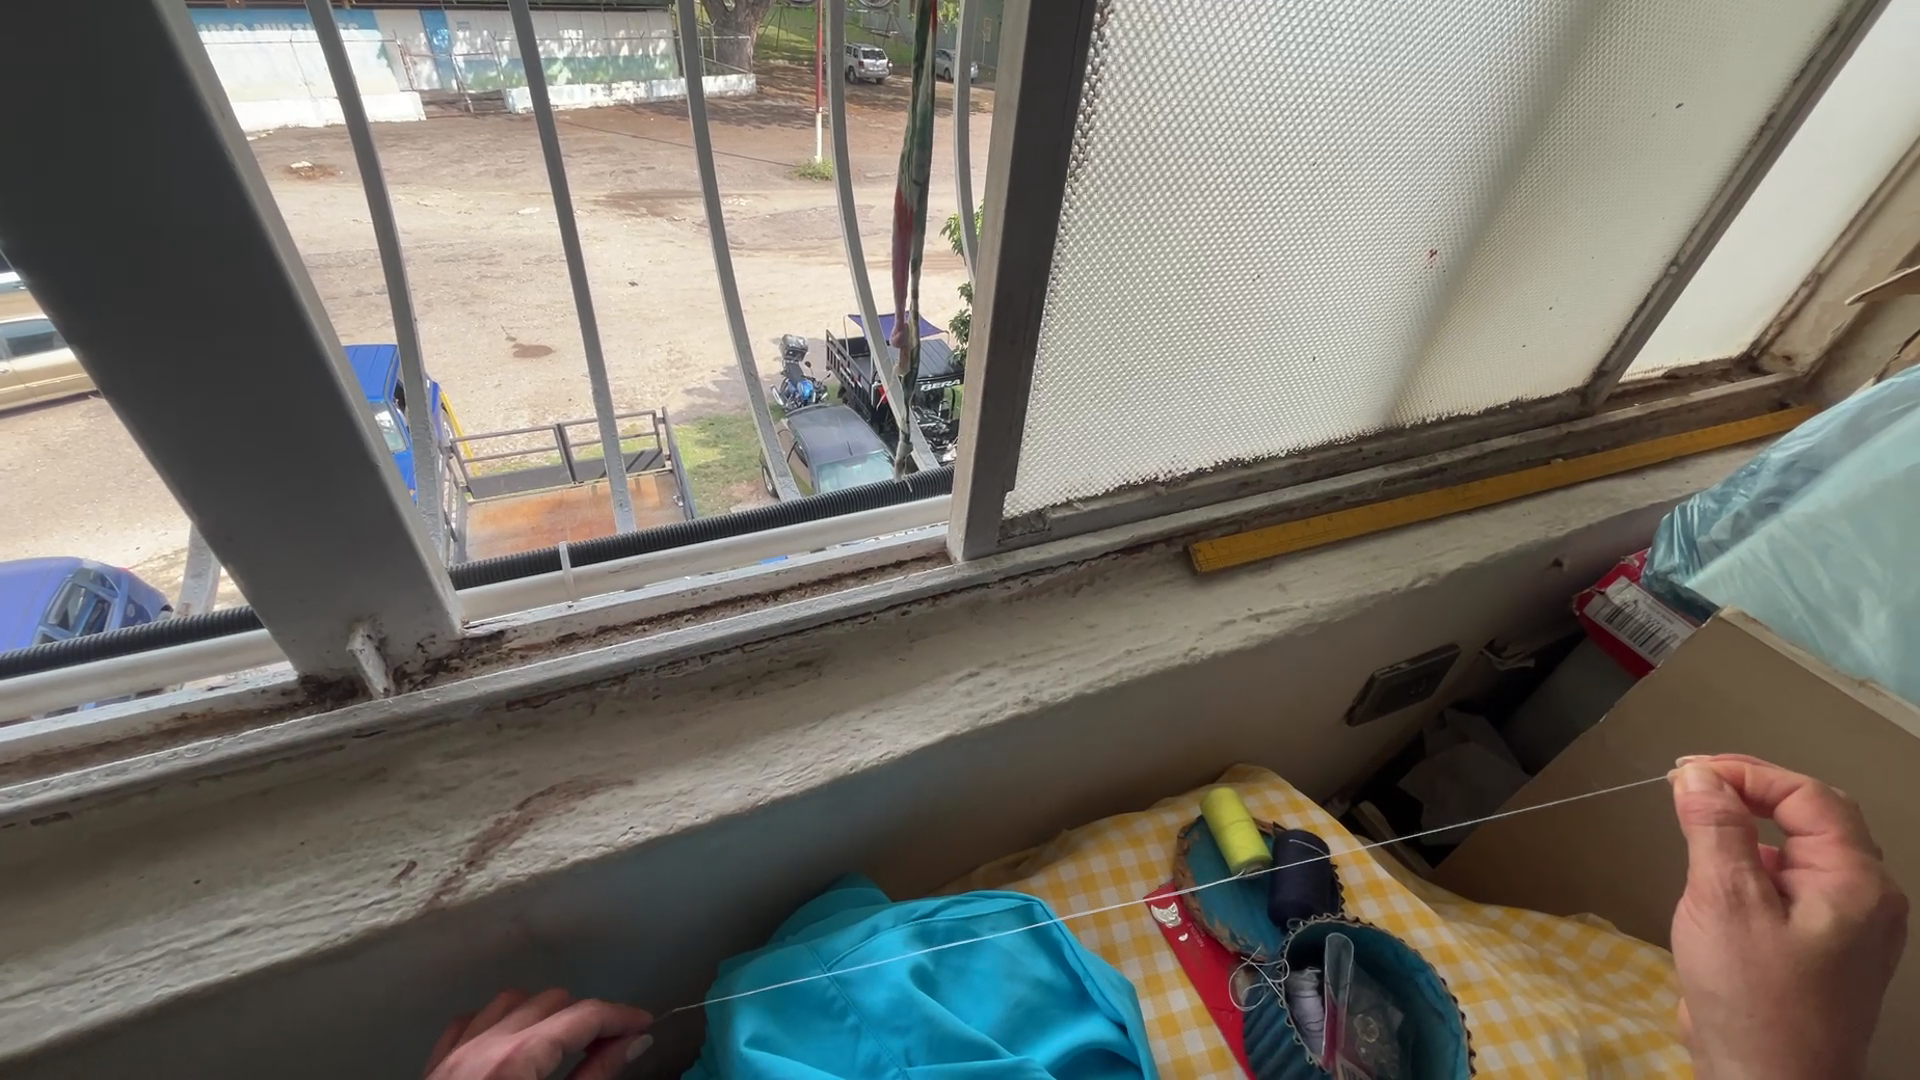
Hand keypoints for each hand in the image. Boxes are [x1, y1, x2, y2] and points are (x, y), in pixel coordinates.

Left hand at [424, 989, 652, 1079]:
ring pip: (512, 1001)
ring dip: (544, 1013)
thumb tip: (631, 1043)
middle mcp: (485, 1046)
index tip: (645, 1027)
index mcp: (519, 1060)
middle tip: (610, 1045)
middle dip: (587, 1016)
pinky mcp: (431, 1073)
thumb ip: (594, 1079)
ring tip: (563, 1042)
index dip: (622, 1016)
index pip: (586, 1016)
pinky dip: (497, 1023)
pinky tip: (509, 1044)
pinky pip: (468, 1024)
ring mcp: (452, 1057)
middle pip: (554, 1001)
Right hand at [1669, 754, 1907, 1079]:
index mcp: (1855, 884)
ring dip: (1744, 818)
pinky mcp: (1812, 937)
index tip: (1683, 772)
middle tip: (1684, 781)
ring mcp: (1841, 920)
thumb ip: (1713, 830)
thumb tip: (1697, 774)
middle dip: (1748, 787)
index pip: (1811, 797)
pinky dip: (1745, 851)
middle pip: (1814, 815)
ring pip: (1798, 843)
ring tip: (1689, 816)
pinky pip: (1786, 874)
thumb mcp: (1724, 900)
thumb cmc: (1752, 989)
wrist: (1767, 1074)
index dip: (1746, 772)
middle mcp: (1862, 897)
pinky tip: (1710, 863)